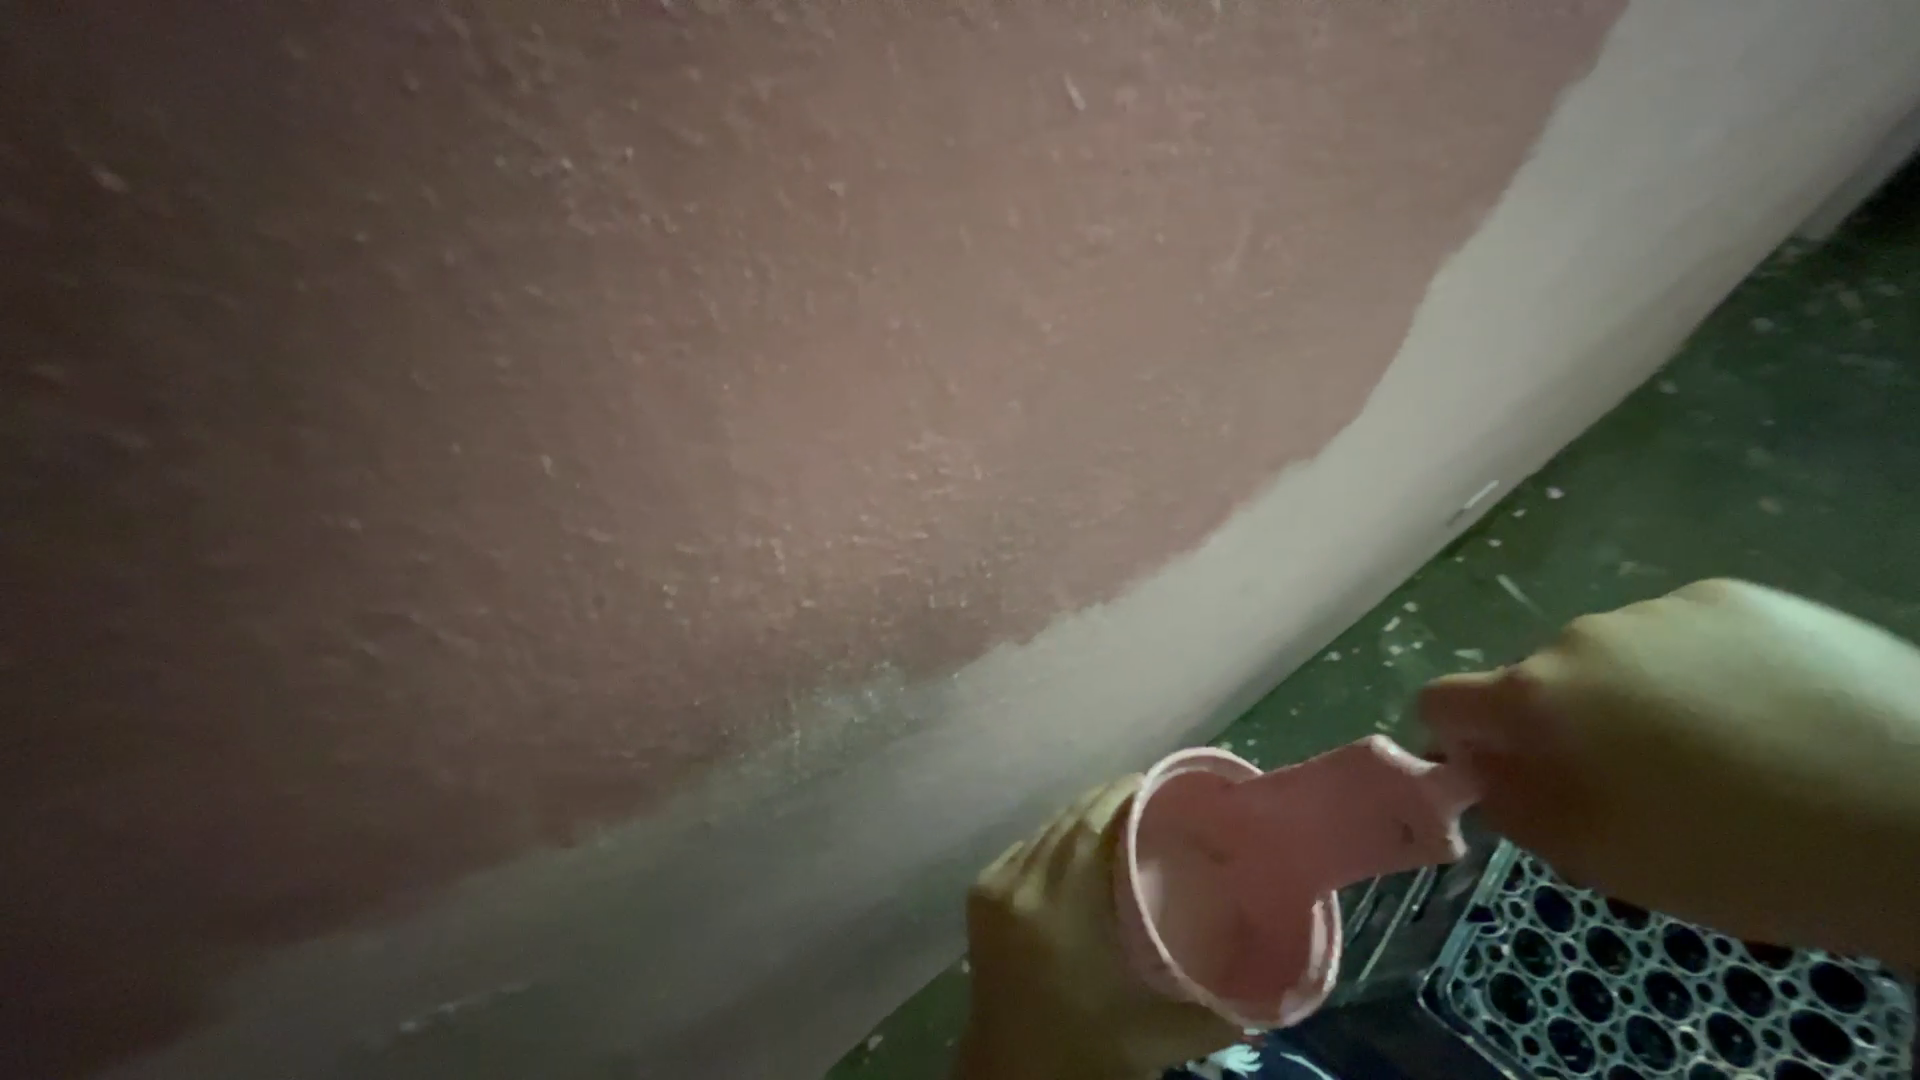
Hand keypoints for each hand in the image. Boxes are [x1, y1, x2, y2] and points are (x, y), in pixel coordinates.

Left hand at [957, 776, 1239, 1079]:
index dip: (1122, 797)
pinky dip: (1053, 836)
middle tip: (1146, 795)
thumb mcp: (1157, 1037)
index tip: (1156, 786)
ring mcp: (994, 886)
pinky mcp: (979, 890)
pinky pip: (1025, 846)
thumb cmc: (1084, 1051)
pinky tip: (1077, 840)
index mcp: (1061, 913)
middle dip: (1106, 799)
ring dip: (1080, 815)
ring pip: (1045, 829)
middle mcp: (1022, 888)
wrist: (1009, 1071)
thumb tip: (1278, 988)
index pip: (1090, 826)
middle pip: (1068, 820)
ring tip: (1117, 812)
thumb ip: (1218, 1011)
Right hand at [1420, 579, 1919, 969]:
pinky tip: (1768, 712)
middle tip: (1637, 781)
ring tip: (1720, 749)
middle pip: (1534, 680)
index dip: (1460, 740)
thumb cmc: (1746, 855)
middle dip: (1561, 724)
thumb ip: (1508, 804)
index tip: (1509, 775)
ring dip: (1631, 695)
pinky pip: (1681, 633)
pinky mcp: (1738, 596)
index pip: (1441, 701)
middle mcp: (1579, 635)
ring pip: (1609, 656)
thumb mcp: (1599, 858)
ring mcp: (1661, 608)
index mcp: (1536, 696)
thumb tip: (1476, 765)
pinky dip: (1699, 669)